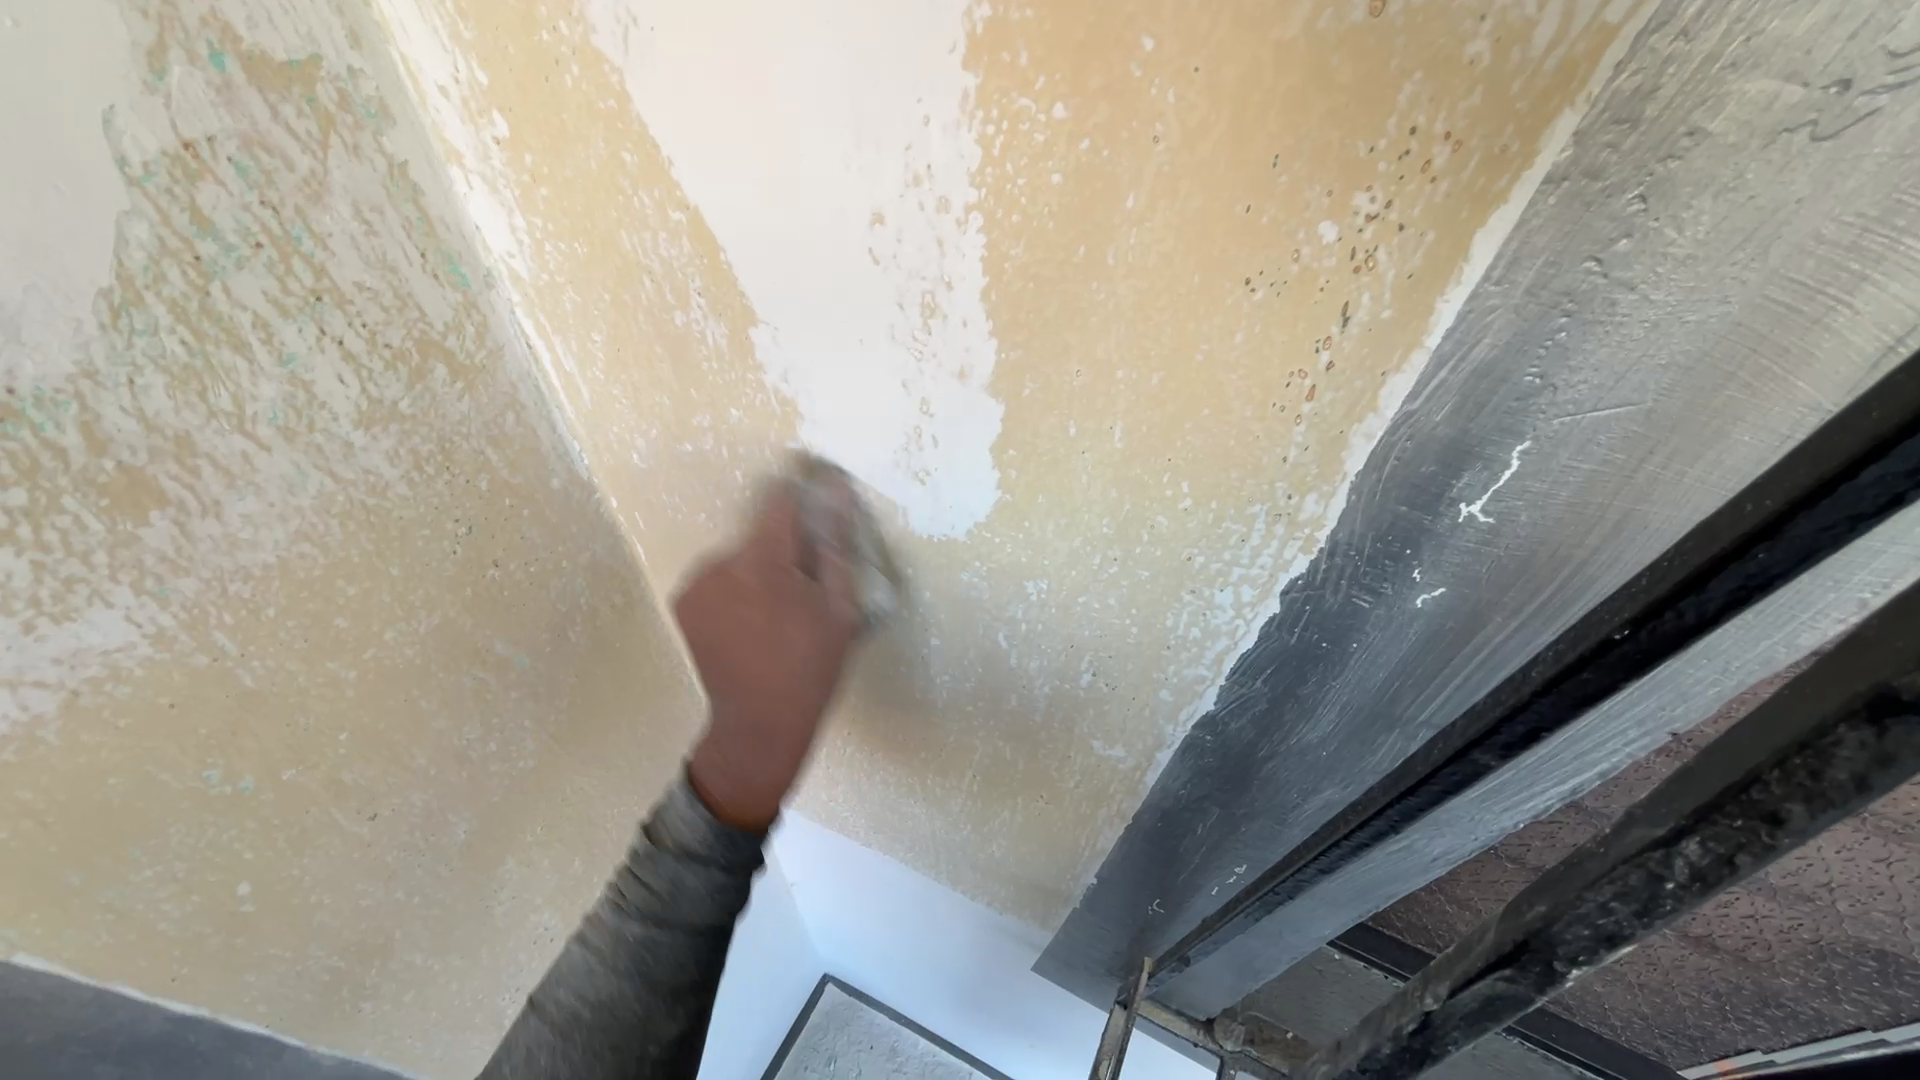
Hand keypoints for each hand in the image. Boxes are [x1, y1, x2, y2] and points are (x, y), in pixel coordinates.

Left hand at [677, 474, 864, 830]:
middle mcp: (719, 562)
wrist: (759, 724)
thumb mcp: (841, 608)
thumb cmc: (811, 668)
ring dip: (758, 570)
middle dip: (784, 548)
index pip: (780, 498)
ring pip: (739, 555)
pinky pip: (718, 578)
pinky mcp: (682, 602)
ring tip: (776, 615)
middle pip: (759, 531)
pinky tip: (749, 624)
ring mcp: (694, 584)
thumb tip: (837, 489)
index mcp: (762, 560)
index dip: (803, 502)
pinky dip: (735, 589)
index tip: (819, 520)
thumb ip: (836, 544)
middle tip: (803, 591)